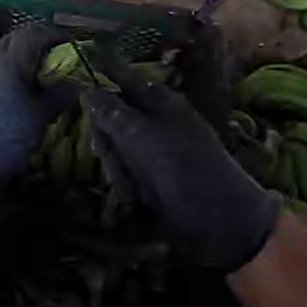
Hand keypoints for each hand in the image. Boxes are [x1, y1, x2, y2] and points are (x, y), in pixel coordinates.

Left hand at [0, 25, 71, 215]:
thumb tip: (79, 82)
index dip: (53, 36)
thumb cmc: (10, 135)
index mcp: (10, 62)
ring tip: (35, 72)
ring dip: (19, 56)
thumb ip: (61, 93)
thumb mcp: (42, 114)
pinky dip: (6, 70)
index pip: (33, 34)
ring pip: (0, 53)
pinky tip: (14, 88)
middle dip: (35, 42)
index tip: (69, 45)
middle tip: (53, 55)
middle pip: (14, 39)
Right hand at [85, 78, 280, 272]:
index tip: (83, 107)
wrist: (224, 224)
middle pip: (114, 120)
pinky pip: (129, 174)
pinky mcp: (157, 178)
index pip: (122, 82)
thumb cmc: (186, 172)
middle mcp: (159, 122)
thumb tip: (87, 91)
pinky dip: (129, 186)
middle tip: (109, 157)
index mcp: (162, 102)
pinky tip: (137, 200)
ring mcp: (158, 151)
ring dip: (118, 170)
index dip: (102, 92)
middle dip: (108, 142)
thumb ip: (113, 114)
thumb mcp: (144, 138)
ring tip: (131, 187)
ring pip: (119, 150)